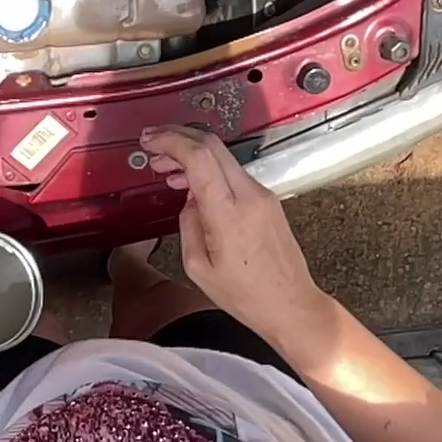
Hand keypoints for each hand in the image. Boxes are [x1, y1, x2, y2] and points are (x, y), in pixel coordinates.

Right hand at [138, 126, 334, 345]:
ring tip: (167, 167)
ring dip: (192, 154)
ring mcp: (262, 195)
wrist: (291, 304)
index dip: (170, 141)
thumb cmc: (248, 295)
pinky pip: (233, 174)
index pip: (198, 157)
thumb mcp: (198, 268)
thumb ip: (188, 225)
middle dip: (178, 137)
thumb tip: (189, 201)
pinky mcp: (267, 200)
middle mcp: (249, 197)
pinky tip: (193, 184)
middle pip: (211, 145)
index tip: (150, 141)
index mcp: (228, 214)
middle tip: (153, 144)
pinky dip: (209, 170)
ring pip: (222, 156)